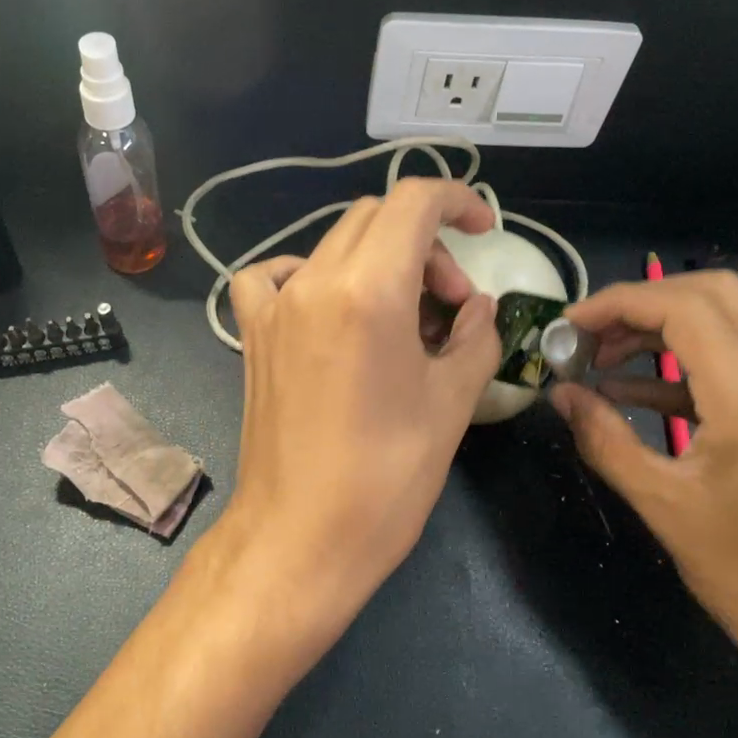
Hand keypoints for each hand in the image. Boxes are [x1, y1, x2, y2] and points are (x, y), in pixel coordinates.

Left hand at [220, 178, 501, 619]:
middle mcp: (316, 280)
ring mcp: (275, 304)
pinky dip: (312, 273)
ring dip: (380, 257)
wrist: (299, 538)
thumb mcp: (452, 402)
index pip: (414, 202)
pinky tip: (330, 308)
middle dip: (426, 243)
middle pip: (376, 217)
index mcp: (370, 290)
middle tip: (450, 303)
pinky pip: (276, 274)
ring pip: (335, 241)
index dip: (458, 199)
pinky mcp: (252, 331)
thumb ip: (475, 336)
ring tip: (403, 313)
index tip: (484, 229)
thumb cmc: (386, 477)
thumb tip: (475, 306)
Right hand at [548, 273, 737, 718]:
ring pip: (730, 317)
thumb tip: (560, 395)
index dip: (616, 304)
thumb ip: (605, 440)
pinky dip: (687, 359)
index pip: (683, 308)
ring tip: (602, 359)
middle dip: (640, 302)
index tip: (567, 327)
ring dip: (663, 325)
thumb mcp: (666, 508)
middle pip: (712, 293)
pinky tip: (636, 390)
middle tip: (587, 336)